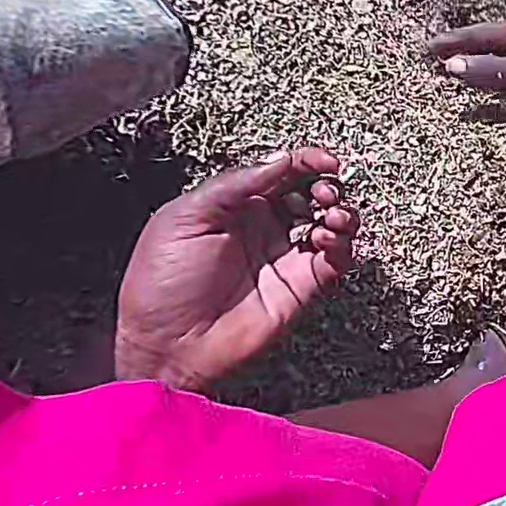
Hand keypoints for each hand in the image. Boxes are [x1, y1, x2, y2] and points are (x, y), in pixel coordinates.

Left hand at [113, 147, 356, 387]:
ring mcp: (286, 256)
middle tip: (325, 193)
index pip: (282, 173)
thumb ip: (235, 184)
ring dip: (341, 213)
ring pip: (330, 224)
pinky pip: (335, 259)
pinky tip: (326, 240)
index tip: (327, 161)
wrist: (168, 345)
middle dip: (327, 186)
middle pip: (312, 195)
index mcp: (237, 205)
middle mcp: (266, 227)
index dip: (308, 163)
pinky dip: (342, 244)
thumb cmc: (163, 280)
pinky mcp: (302, 286)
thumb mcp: (186, 217)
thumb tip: (282, 160)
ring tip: (332, 217)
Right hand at [429, 21, 505, 113]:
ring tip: (465, 69)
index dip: (450, 43)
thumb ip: (483, 70)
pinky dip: (502, 74)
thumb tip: (451, 66)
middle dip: (465, 50)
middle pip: (489, 42)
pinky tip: (500, 82)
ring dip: (483, 62)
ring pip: (504, 54)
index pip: (475, 35)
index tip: (427, 48)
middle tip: (442, 56)